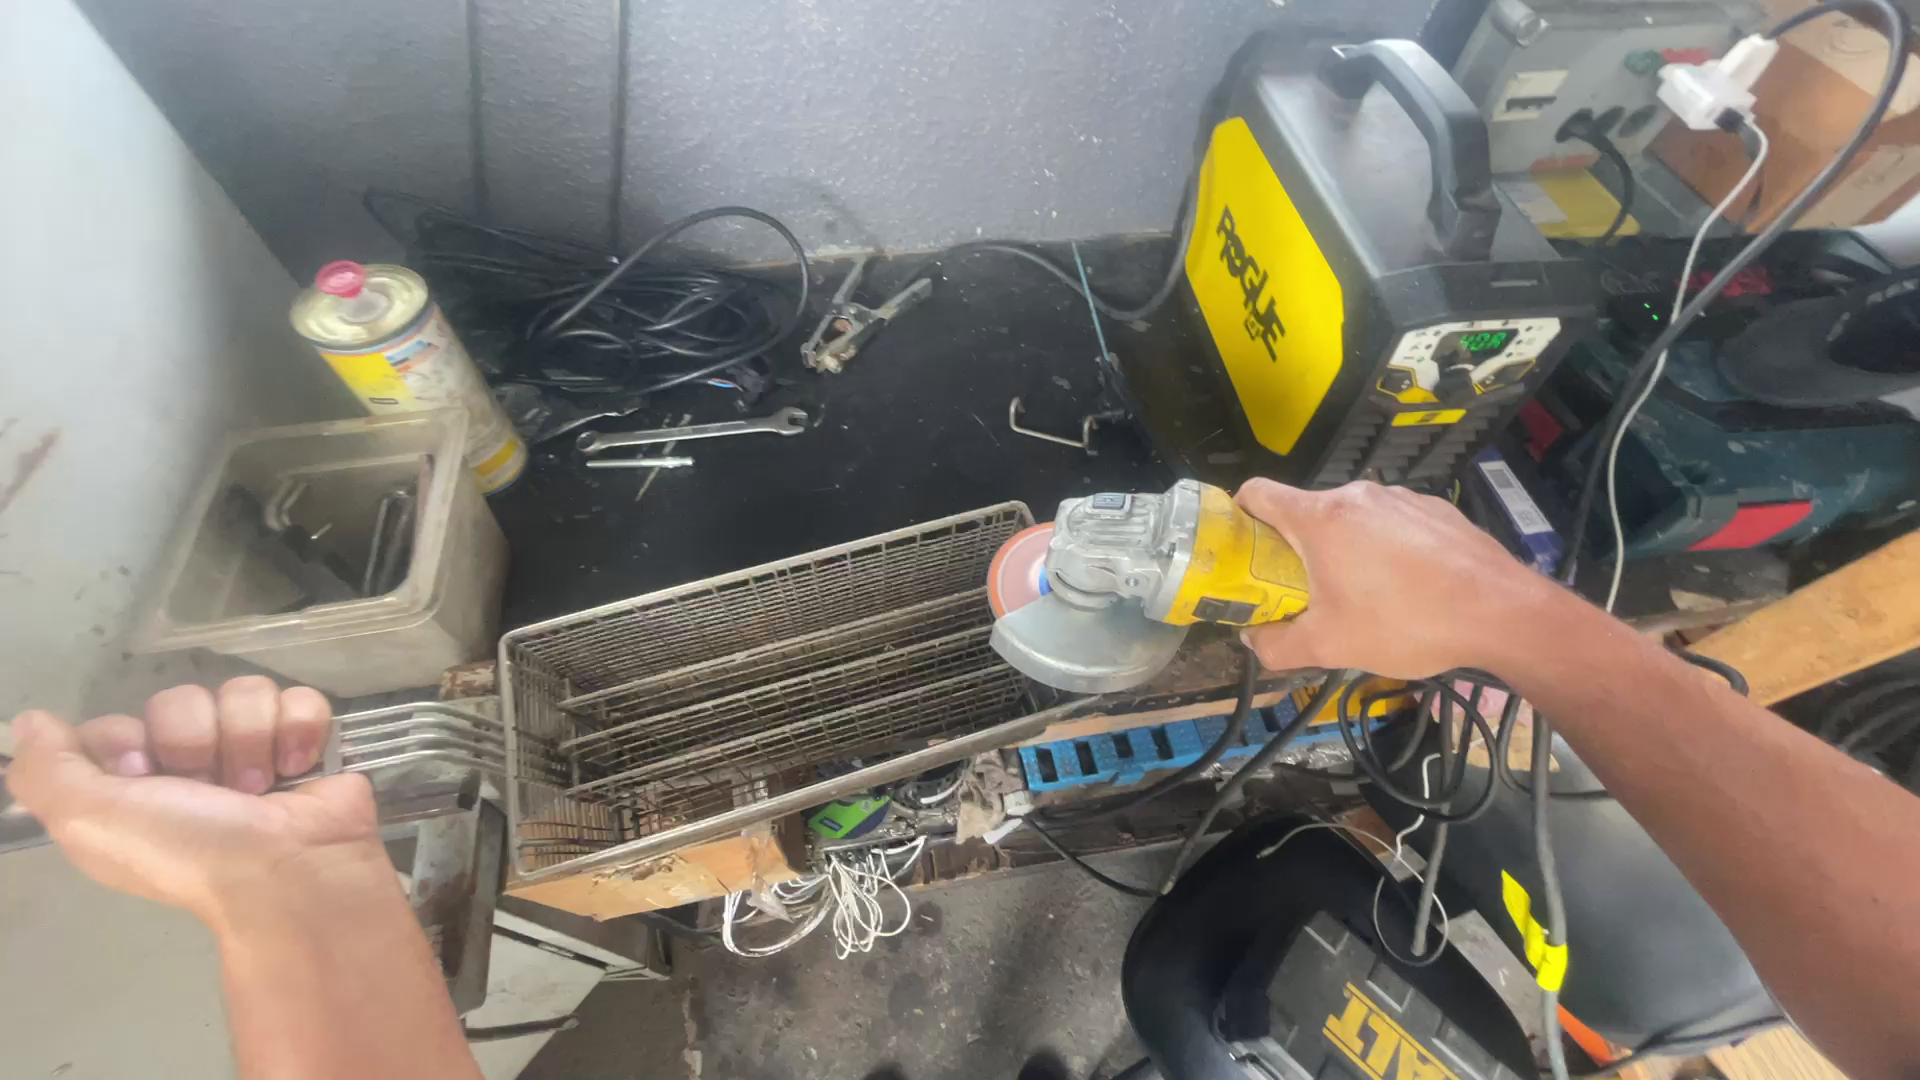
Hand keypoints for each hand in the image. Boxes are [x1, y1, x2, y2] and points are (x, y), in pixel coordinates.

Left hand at [8, 677, 385, 923]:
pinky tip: (298, 765)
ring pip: (247, 692)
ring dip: (256, 739)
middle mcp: (192, 760)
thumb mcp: (93, 822)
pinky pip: (302, 698)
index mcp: (134, 783)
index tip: (146, 778)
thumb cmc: (190, 849)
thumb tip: (32, 718)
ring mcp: (256, 744)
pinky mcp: (310, 735)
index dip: (133, 742)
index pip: (120, 723)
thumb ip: (47, 771)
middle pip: (184, 700)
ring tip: (265, 783)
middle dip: (201, 741)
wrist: (288, 860)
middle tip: (215, 786)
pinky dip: (303, 731)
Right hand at [1235, 479, 1569, 678]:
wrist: (1507, 615)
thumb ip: (1276, 645)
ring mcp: (1401, 498)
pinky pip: (1390, 522)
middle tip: (1305, 589)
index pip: (1257, 492)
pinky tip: (1407, 584)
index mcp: (1320, 518)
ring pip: (1349, 517)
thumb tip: (1252, 641)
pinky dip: (1383, 546)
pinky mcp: (1436, 509)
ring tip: (1362, 591)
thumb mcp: (1329, 647)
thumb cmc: (1406, 622)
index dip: (1239, 514)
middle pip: (1304, 511)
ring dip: (1341, 547)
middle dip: (1295, 547)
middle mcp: (1356, 496)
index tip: (1244, 547)